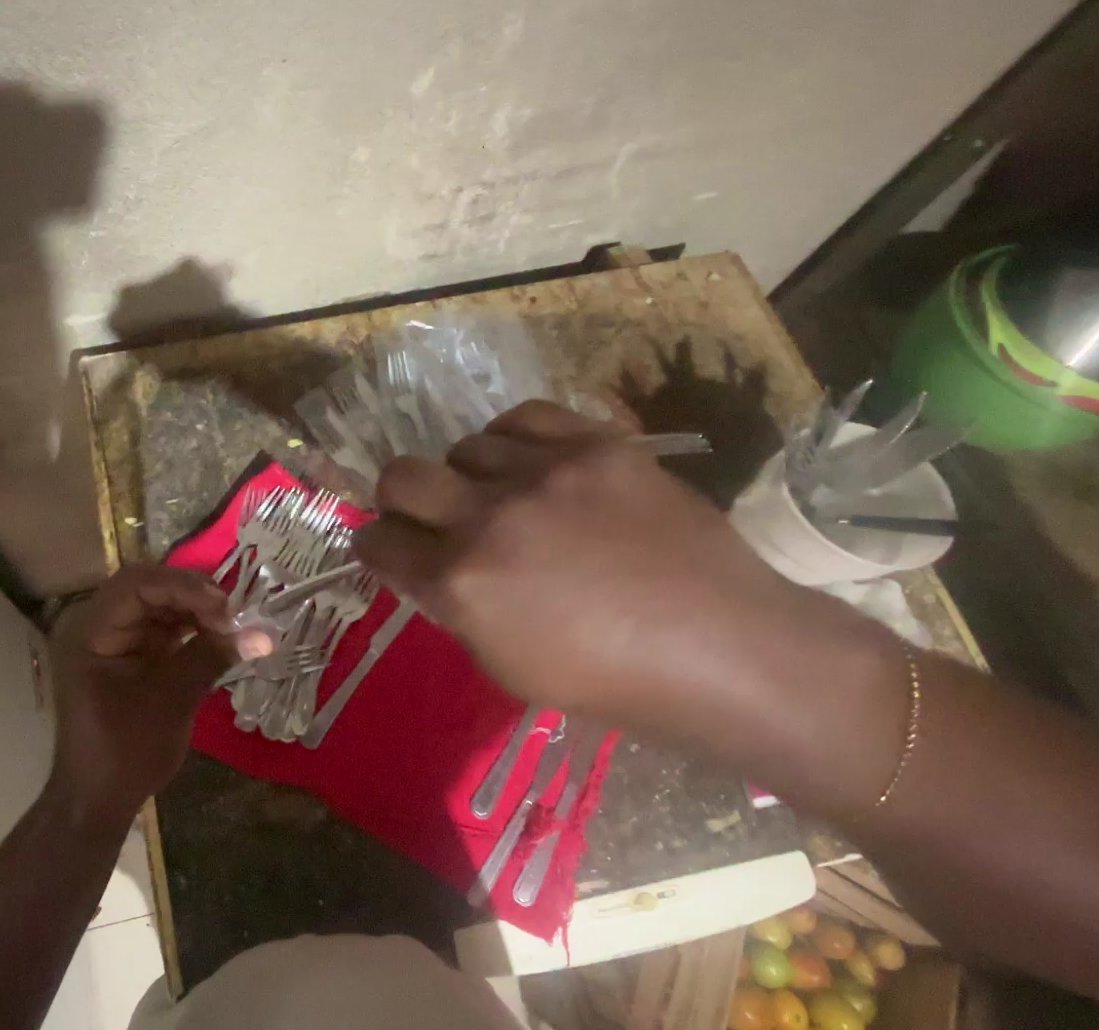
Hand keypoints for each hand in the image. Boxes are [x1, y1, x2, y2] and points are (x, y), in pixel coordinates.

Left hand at [45, 565, 270, 817]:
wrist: (98, 800)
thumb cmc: (125, 752)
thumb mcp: (171, 701)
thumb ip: (211, 658)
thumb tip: (263, 634)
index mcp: (92, 632)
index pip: (135, 585)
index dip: (181, 587)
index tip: (223, 606)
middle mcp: (98, 626)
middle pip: (146, 588)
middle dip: (191, 595)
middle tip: (232, 612)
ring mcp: (114, 640)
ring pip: (158, 605)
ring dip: (195, 610)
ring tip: (232, 624)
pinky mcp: (131, 655)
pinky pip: (162, 628)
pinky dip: (190, 628)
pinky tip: (219, 634)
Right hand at [352, 401, 868, 733]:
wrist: (722, 648)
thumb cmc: (608, 680)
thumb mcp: (504, 665)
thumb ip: (450, 606)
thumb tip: (422, 564)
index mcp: (461, 584)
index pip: (379, 543)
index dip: (377, 546)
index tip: (391, 549)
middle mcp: (489, 519)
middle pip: (400, 475)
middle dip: (398, 498)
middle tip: (427, 513)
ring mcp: (544, 474)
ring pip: (463, 446)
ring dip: (467, 475)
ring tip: (501, 495)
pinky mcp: (596, 445)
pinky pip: (522, 418)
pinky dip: (512, 441)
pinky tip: (530, 465)